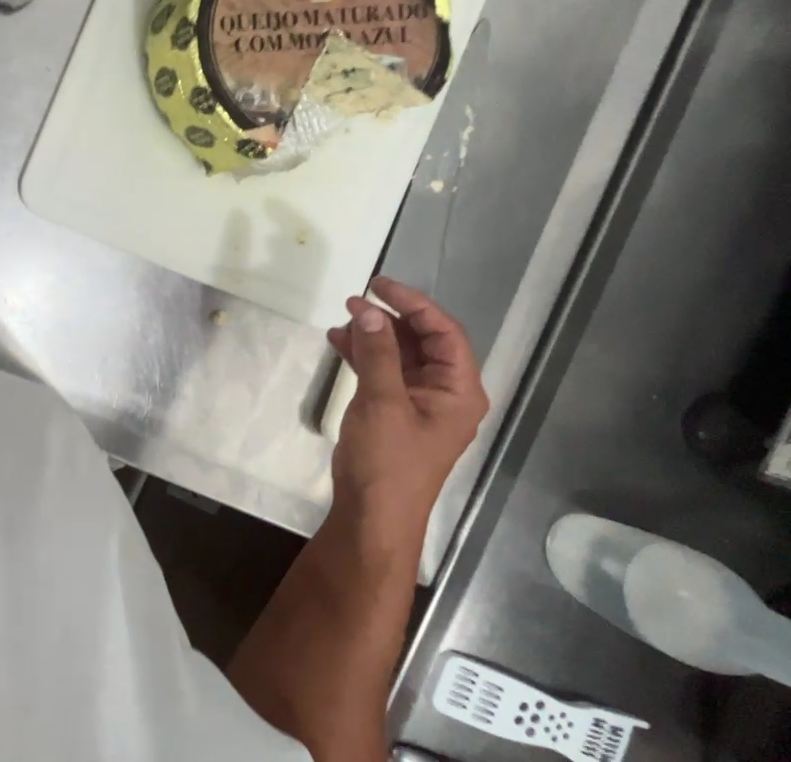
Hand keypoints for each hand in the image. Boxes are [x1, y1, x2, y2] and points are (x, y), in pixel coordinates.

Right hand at [325, 277, 489, 532]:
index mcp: (459, 391)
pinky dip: (364, 355)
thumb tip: (368, 311)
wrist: (374, 513)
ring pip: (402, 356)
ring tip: (343, 316)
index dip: (414, 304)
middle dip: (392, 317)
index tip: (378, 285)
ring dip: (375, 334)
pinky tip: (339, 342)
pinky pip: (384, 373)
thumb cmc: (387, 459)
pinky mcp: (395, 413)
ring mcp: (419, 404)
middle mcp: (446, 393)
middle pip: (425, 342)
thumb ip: (378, 353)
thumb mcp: (381, 401)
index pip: (444, 333)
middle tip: (354, 298)